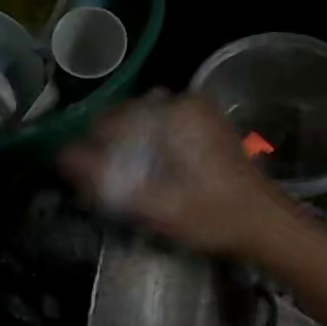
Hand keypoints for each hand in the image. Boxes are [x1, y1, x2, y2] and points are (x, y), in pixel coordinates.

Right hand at [59, 93, 294, 255]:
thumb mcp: (153, 204)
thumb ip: (104, 178)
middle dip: (111, 151)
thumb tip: (61, 155)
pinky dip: (149, 148)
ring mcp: (198, 111)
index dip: (92, 151)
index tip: (90, 182)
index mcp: (173, 112)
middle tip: (109, 188)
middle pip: (125, 120)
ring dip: (129, 150)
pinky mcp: (205, 125)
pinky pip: (162, 129)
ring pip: (142, 125)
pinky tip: (152, 176)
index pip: (110, 122)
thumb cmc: (211, 217)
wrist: (264, 225)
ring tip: (129, 184)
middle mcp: (185, 101)